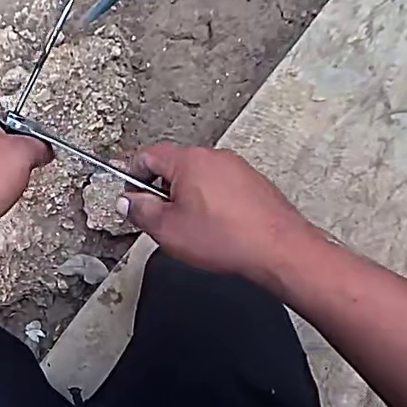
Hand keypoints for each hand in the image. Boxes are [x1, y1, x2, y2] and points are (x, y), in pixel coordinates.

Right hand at [120, 145, 320, 287]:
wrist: (278, 250)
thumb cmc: (228, 238)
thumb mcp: (167, 229)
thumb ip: (140, 211)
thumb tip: (128, 202)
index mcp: (189, 161)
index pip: (147, 156)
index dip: (132, 176)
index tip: (130, 196)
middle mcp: (213, 157)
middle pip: (172, 166)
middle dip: (160, 191)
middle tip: (159, 218)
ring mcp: (236, 168)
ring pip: (197, 177)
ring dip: (185, 197)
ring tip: (190, 227)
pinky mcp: (252, 184)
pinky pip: (219, 187)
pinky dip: (209, 202)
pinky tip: (214, 227)